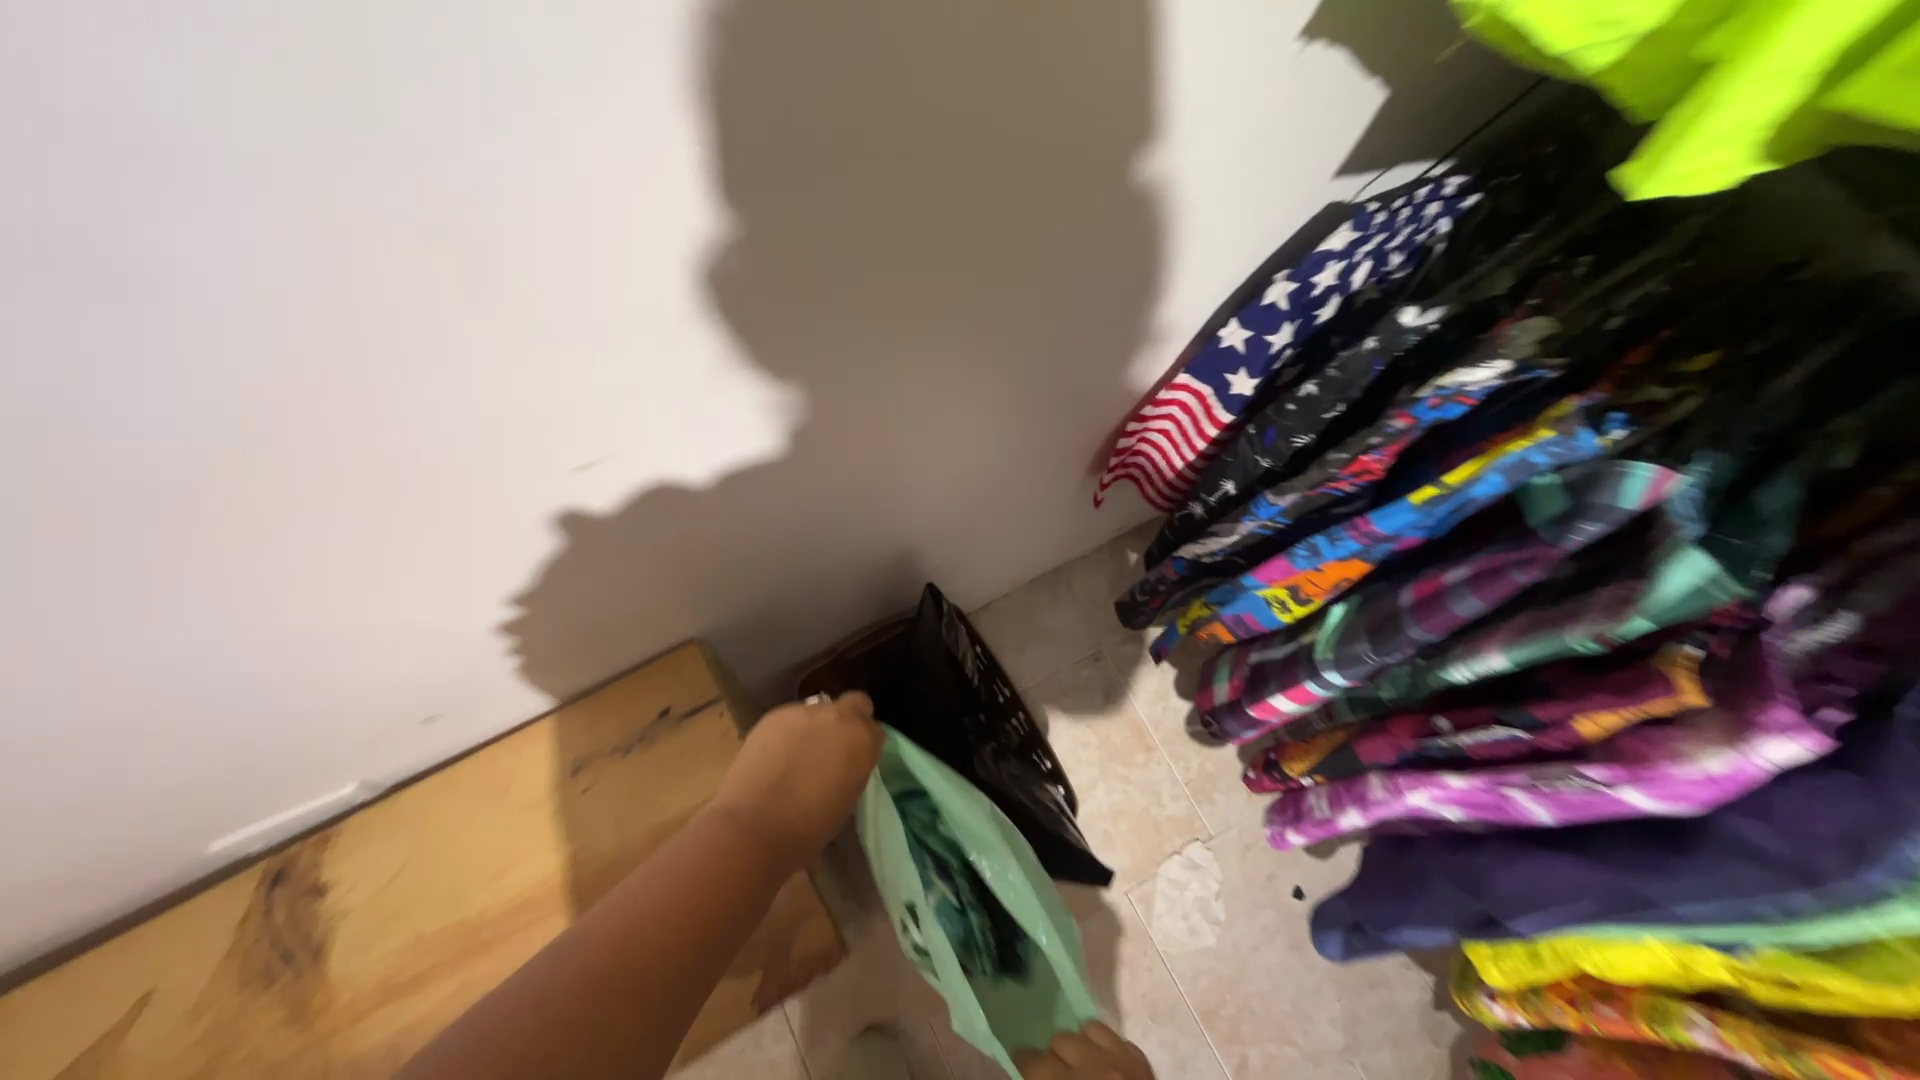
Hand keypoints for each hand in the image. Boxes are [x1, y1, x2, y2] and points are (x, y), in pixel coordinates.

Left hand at [708, 692, 883, 868]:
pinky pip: (789, 719)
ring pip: (818, 711)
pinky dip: (787, 733)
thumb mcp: (848, 799)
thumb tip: (843, 765)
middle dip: (848, 721)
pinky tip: (775, 757)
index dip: (864, 745)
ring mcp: (804, 711)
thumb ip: (852, 770)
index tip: (854, 761)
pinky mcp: (773, 716)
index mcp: (863, 739)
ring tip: (797, 757)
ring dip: (814, 728)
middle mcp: (839, 717)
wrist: (755, 825)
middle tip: (832, 748)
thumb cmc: (809, 827)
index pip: (875, 730)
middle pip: (854, 704)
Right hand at [1016, 1023, 1154, 1079]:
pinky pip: (1118, 1039)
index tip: (1025, 1069)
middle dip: (1055, 1057)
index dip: (1025, 1064)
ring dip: (1081, 1047)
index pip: (1032, 1060)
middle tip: (1057, 1076)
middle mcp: (1090, 1067)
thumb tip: (1030, 1078)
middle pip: (1059, 1040)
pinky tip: (1106, 1066)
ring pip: (1088, 1030)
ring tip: (1082, 1065)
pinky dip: (1108, 1050)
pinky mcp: (1141, 1063)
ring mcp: (1119, 1061)